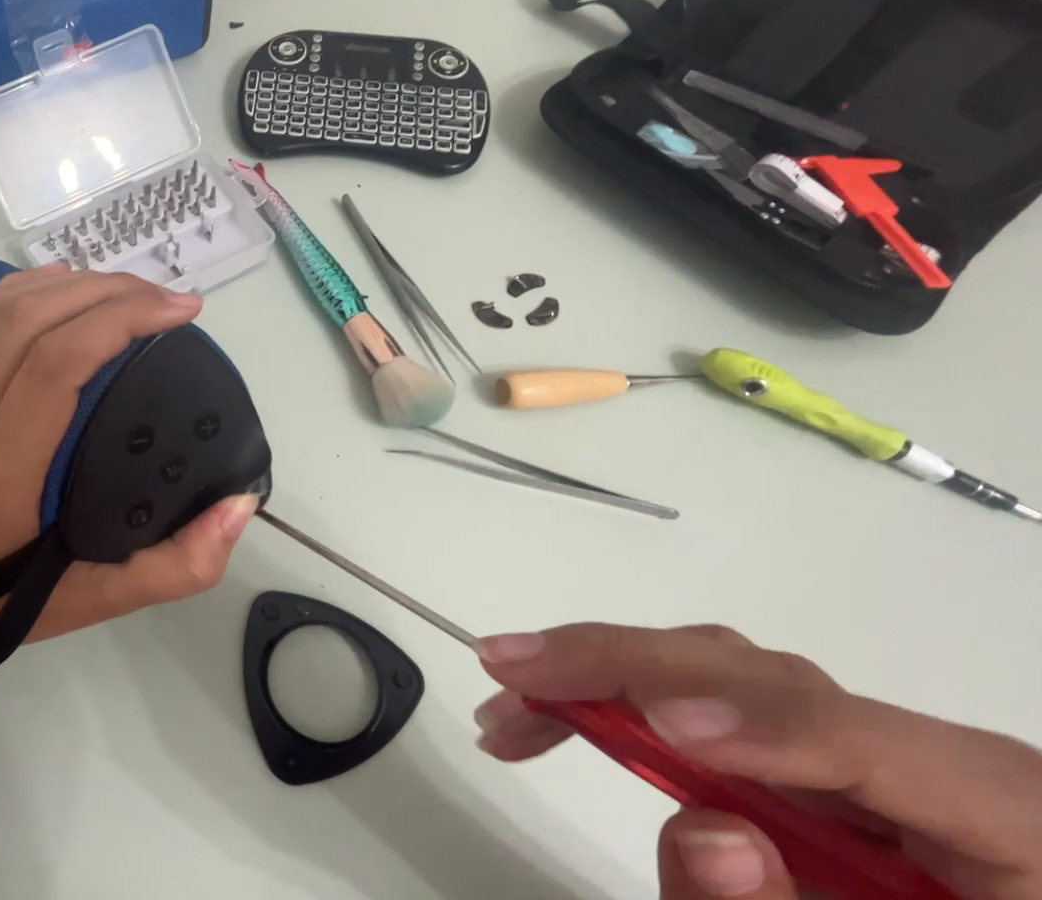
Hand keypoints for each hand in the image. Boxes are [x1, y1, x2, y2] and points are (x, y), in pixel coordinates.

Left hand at [0, 265, 256, 644]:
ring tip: (131, 289)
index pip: (55, 366)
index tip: (179, 312)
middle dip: (106, 291)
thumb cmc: (14, 607)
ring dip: (69, 284)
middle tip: (167, 298)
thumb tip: (238, 503)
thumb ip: (181, 564)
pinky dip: (26, 290)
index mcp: (0, 477)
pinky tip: (69, 286)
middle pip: (27, 323)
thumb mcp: (106, 600)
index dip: (120, 320)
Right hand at [470, 624, 1041, 898]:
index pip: (879, 745)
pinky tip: (554, 713)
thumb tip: (703, 832)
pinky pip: (704, 703)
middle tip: (513, 671)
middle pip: (769, 679)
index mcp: (1008, 819)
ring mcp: (857, 749)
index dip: (768, 723)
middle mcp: (926, 757)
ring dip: (600, 674)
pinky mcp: (802, 756)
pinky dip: (618, 701)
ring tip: (509, 699)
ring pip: (720, 673)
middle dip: (628, 667)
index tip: (657, 726)